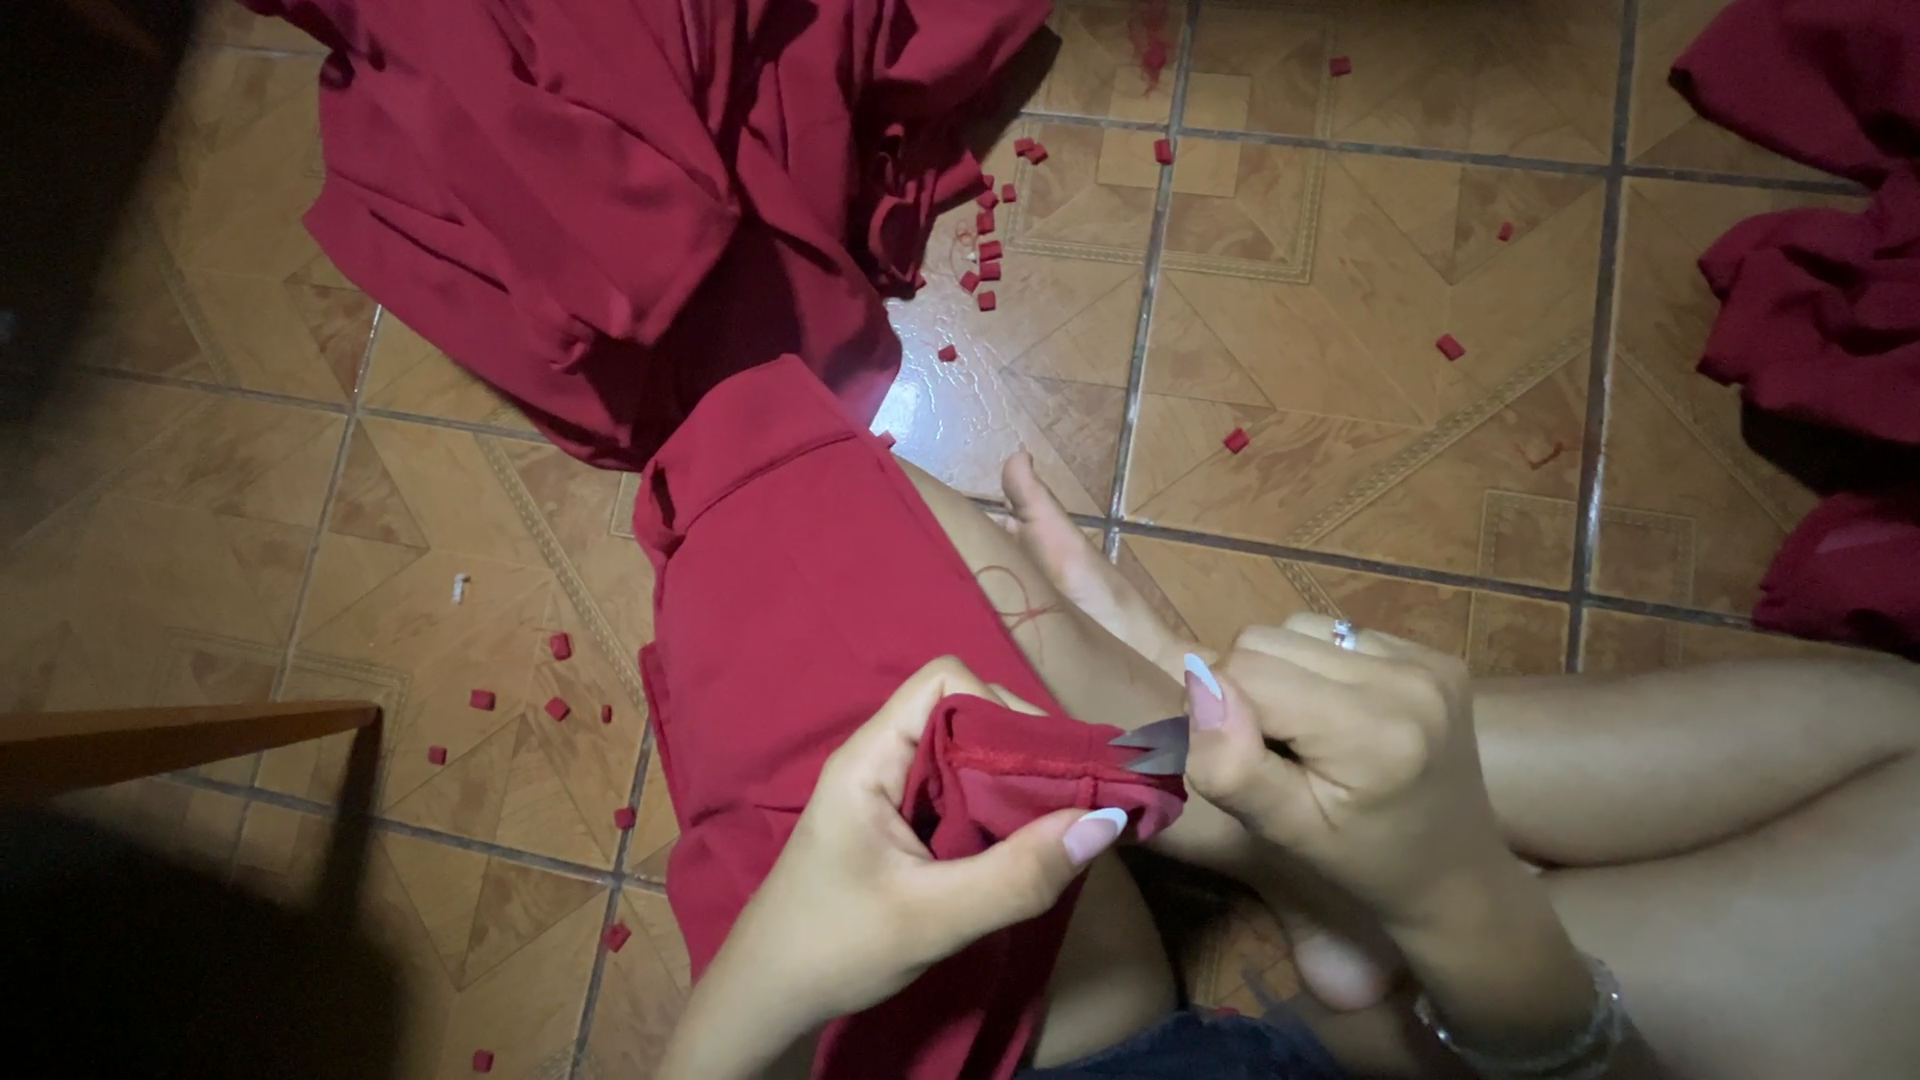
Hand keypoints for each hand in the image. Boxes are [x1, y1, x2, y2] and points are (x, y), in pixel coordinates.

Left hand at [712, 656, 1128, 1026]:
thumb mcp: (933, 918)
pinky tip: (1024, 837)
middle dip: (1020, 745)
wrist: (770, 995)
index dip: (998, 706)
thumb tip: (1106, 821)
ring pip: (966, 751)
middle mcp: (883, 755)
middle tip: (1071, 793)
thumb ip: (1017, 875)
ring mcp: (892, 786)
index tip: (1042, 764)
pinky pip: (961, 786)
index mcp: (872, 756)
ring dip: (1013, 777)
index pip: (944, 682)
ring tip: (1058, 814)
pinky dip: (998, 803)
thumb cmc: (836, 948)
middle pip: (963, 710)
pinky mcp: (903, 816)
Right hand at [1180, 614, 1513, 931]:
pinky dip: (1313, 665)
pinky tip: (1337, 709)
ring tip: (1304, 725)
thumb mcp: (1283, 833)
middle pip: (1262, 640)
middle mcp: (1403, 678)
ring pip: (1290, 627)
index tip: (1234, 752)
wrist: (1455, 874)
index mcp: (1370, 731)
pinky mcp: (1429, 652)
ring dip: (1276, 670)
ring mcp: (1422, 659)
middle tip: (1268, 744)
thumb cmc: (1361, 863)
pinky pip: (1329, 631)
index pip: (1245, 671)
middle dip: (1244, 686)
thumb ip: (1232, 767)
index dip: (1218, 707)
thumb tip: (1199, 688)